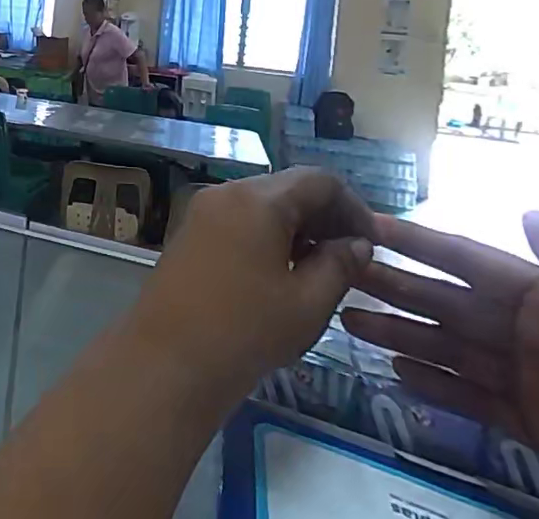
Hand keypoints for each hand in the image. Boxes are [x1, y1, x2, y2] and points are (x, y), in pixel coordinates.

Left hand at [128, 169, 374, 391]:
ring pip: (261, 203)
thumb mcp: (307, 303)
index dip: (352, 206)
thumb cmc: (246, 330)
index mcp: (258, 199)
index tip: (371, 242)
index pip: (318, 180)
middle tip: (350, 257)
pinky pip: (238, 219)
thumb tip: (357, 244)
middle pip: (287, 188)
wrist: (167, 358)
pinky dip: (266, 234)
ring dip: (295, 226)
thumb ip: (339, 265)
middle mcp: (227, 192)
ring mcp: (203, 210)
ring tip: (319, 267)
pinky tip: (280, 270)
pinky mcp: (189, 231)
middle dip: (324, 216)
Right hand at [343, 212, 538, 518]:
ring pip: (454, 352)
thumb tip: (524, 214)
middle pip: (452, 305)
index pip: (478, 263)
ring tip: (348, 322)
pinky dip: (438, 389)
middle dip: (396, 286)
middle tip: (337, 270)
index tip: (371, 225)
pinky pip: (480, 406)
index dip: (423, 243)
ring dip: (401, 334)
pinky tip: (398, 373)